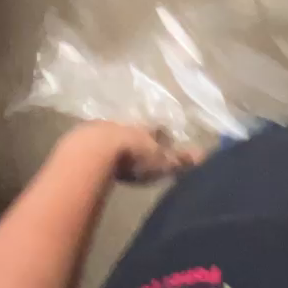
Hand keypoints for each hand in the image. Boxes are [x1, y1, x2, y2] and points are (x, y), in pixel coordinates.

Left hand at [63, 122, 202, 184]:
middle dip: (139, 137)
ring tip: (121, 154)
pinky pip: (96, 142)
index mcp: (146, 129)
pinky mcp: (83, 140)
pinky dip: (100, 149)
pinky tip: (99, 159)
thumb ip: (181, 159)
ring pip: (115, 133)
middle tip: (144, 148)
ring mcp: (102, 130)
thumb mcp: (160, 162)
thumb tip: (205, 155)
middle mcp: (126, 125)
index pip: (159, 130)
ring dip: (118, 142)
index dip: (164, 137)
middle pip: (136, 129)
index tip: (168, 142)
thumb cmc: (132, 157)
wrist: (93, 151)